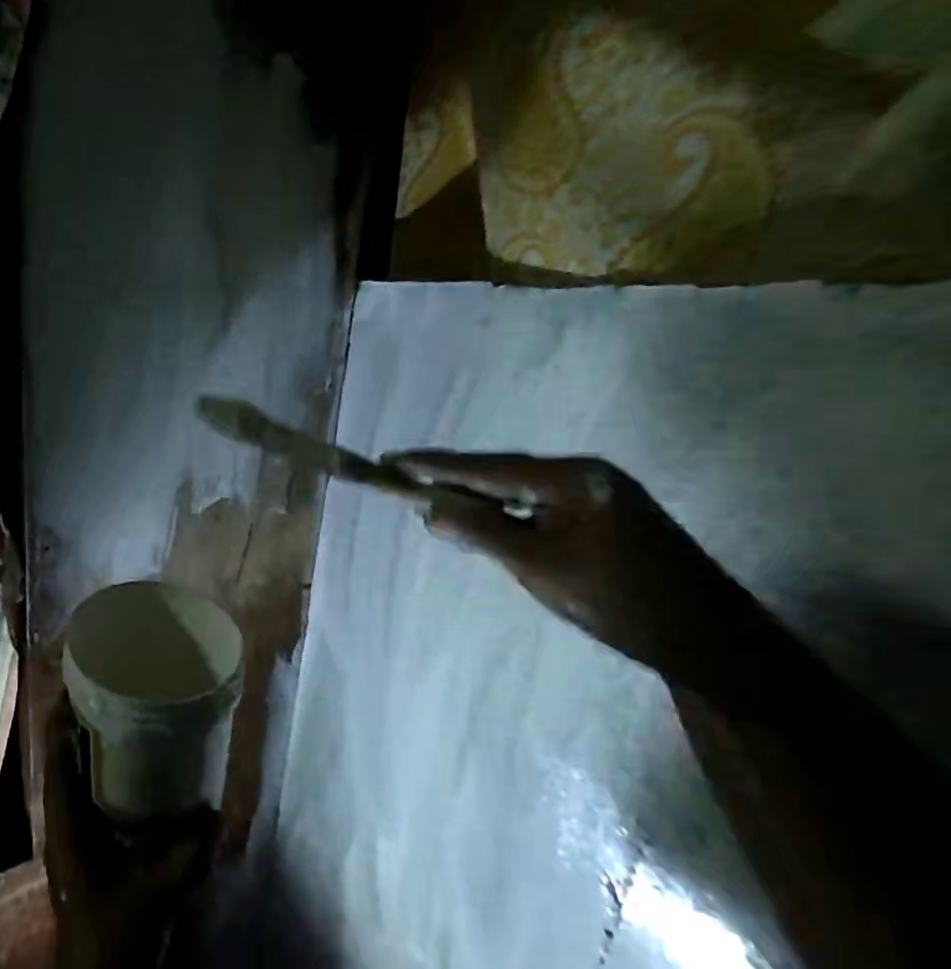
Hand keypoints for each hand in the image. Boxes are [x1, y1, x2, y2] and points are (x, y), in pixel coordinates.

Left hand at [45, 698, 215, 968]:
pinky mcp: (80, 840)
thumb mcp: (155, 887)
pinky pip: (82, 789)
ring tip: (112, 710)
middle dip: (74, 719)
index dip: (60, 714)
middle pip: (59, 752)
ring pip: (69, 769)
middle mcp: (60, 814)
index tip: (77, 680)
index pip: (54, 751)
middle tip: (103, 686)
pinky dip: (95, 768)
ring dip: (83, 740)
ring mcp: (67, 827)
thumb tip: (216, 812)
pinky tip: (122, 761)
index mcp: (65, 817)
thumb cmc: (116, 924)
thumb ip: (188, 853)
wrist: (98, 967)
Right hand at [389, 452, 782, 702]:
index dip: (433, 466)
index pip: (485, 468)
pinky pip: (535, 499)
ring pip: (516, 485)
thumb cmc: (617, 600)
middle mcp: (583, 473)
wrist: (710, 641)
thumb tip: (428, 508)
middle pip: (499, 470)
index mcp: (570, 479)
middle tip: (401, 479)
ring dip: (474, 493)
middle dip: (450, 477)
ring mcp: (597, 491)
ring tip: (430, 498)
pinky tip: (482, 515)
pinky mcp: (602, 512)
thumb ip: (480, 530)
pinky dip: (501, 507)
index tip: (389, 460)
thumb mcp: (536, 565)